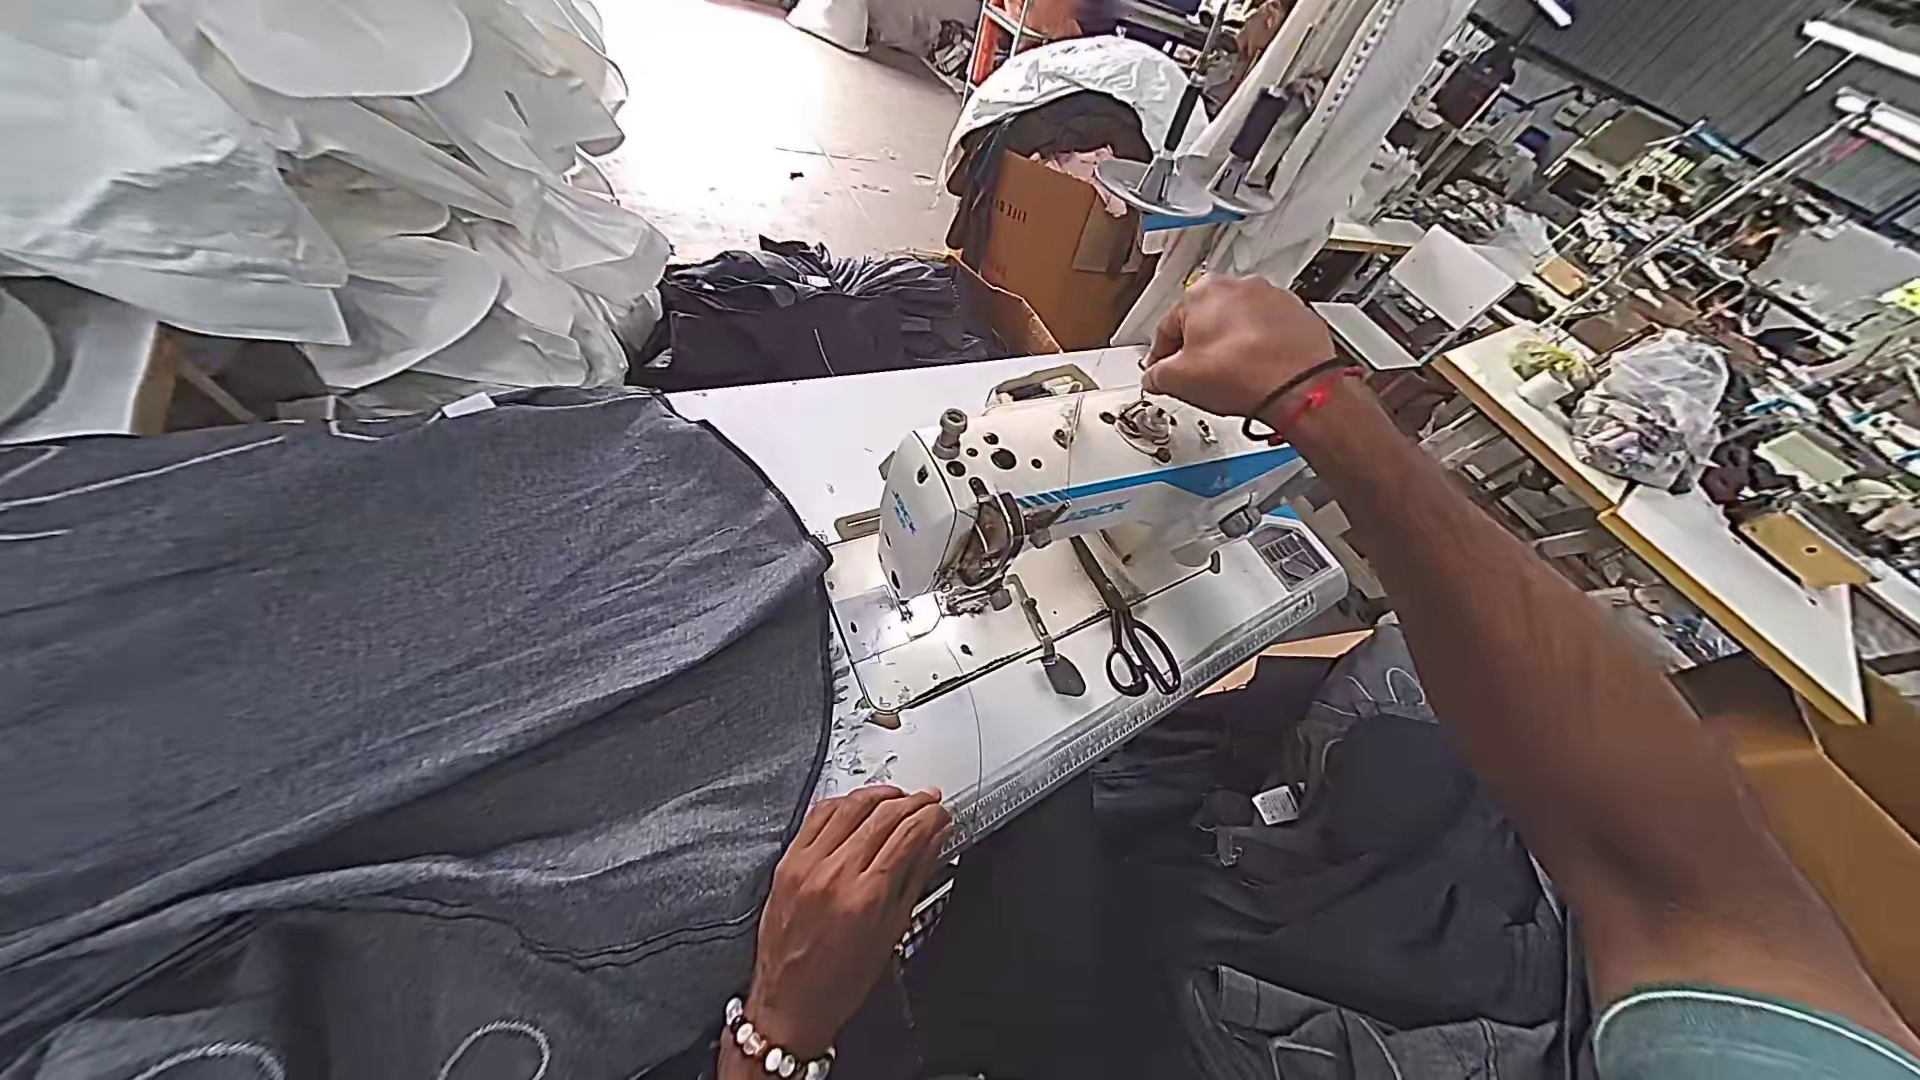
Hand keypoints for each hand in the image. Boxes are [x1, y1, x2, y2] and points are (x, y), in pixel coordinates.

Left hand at [741, 785, 950, 1061]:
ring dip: (882, 793)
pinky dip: (845, 800)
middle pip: (884, 814)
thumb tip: (934, 838)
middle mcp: (835, 874)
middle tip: (928, 799)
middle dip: (914, 801)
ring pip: (852, 805)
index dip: (931, 816)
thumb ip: (916, 875)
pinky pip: (820, 812)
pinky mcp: (789, 861)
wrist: (788, 1004)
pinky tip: (859, 802)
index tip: (940, 813)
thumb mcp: (892, 931)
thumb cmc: (840, 982)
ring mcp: (809, 864)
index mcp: (866, 897)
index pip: (908, 834)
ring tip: (899, 796)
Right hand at [1141, 276, 1335, 417]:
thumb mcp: (1177, 380)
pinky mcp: (1295, 313)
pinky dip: (1254, 347)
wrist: (1297, 386)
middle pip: (1202, 320)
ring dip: (1225, 346)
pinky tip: (1249, 371)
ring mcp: (1270, 297)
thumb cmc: (1244, 374)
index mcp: (1203, 292)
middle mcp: (1238, 286)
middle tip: (1192, 374)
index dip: (1160, 355)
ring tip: (1224, 376)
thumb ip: (1155, 374)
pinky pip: (1263, 330)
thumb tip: (1155, 376)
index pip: (1166, 326)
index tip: (1160, 370)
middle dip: (1195, 347)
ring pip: (1234, 322)